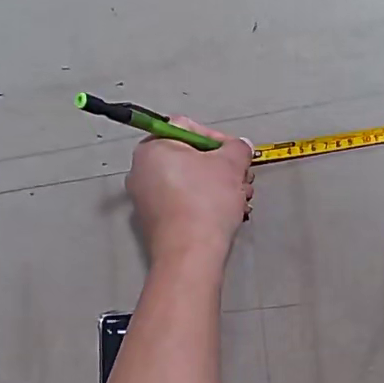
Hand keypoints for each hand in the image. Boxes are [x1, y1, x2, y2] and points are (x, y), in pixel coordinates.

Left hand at [126, 117, 254, 263]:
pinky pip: (183, 203)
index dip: (218, 138)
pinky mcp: (156, 222)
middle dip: (222, 167)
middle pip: (190, 157)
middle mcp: (142, 171)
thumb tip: (240, 148)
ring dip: (219, 186)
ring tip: (240, 199)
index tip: (236, 154)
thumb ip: (238, 148)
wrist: (191, 254)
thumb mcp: (231, 164)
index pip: (187, 128)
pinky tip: (226, 214)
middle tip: (241, 178)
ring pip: (190, 182)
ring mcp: (146, 199)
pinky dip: (205, 204)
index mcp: (152, 149)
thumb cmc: (205, 203)